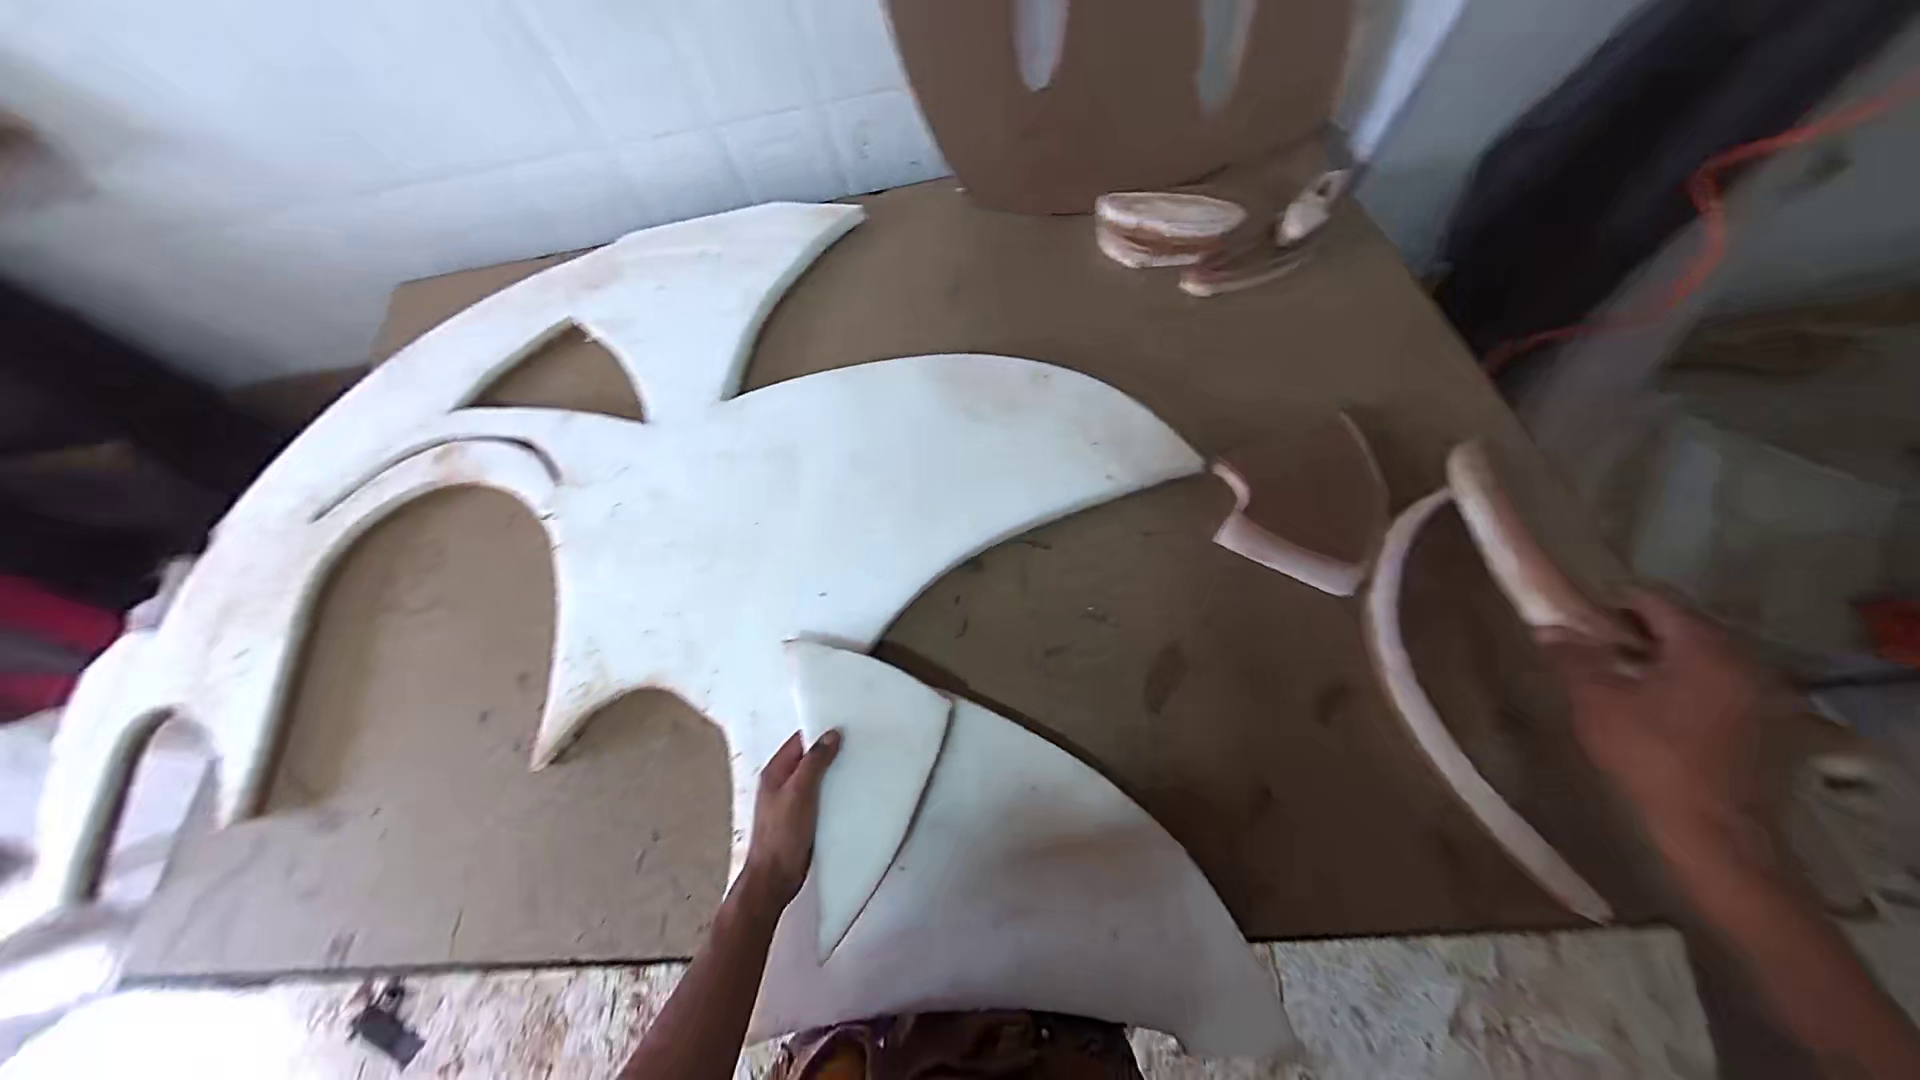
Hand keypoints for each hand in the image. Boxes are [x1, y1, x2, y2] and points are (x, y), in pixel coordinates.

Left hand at [737, 730, 840, 911]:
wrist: (775, 879)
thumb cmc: (781, 837)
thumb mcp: (800, 792)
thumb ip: (814, 762)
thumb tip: (830, 736)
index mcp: (776, 771)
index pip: (800, 740)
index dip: (821, 732)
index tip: (844, 728)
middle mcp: (783, 783)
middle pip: (810, 758)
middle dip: (830, 751)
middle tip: (855, 745)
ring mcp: (792, 800)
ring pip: (817, 777)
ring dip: (833, 772)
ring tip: (856, 765)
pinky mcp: (803, 817)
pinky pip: (821, 795)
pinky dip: (834, 791)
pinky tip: (849, 792)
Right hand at [1538, 588, 1774, 860]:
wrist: (1710, 823)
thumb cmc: (1648, 752)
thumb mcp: (1595, 699)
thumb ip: (1571, 657)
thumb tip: (1547, 627)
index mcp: (1705, 648)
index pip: (1654, 600)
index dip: (1609, 602)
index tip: (1576, 616)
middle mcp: (1744, 660)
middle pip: (1681, 625)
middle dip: (1632, 630)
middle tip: (1591, 646)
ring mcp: (1760, 690)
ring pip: (1698, 654)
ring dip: (1656, 655)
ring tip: (1616, 674)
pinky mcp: (1762, 718)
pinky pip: (1714, 678)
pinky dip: (1680, 677)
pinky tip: (1650, 700)